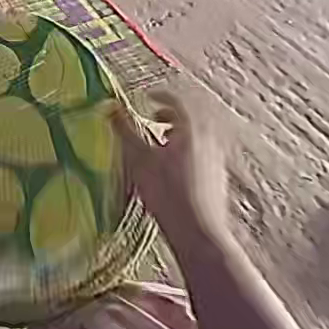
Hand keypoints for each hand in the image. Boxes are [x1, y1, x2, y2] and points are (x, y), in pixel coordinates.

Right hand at [119, 89, 233, 248]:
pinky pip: (200, 154)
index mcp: (191, 130)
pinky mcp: (217, 179)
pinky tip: (170, 169)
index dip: (160, 96)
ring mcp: (216, 160)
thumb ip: (124, 129)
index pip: (177, 102)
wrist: (198, 232)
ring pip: (195, 138)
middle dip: (168, 118)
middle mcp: (209, 140)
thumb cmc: (167, 191)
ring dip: (176, 136)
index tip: (146, 97)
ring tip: (158, 145)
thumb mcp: (138, 157)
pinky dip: (185, 151)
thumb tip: (110, 106)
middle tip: (151, 120)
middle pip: (189, 120)